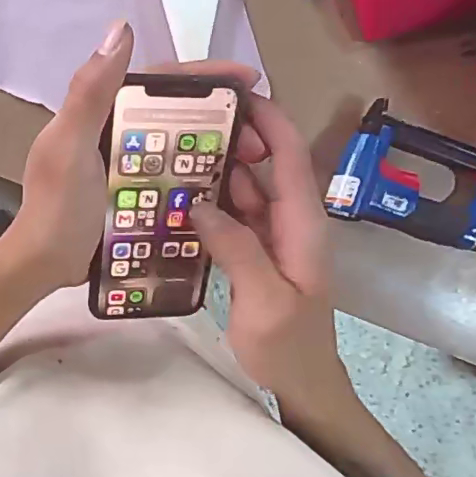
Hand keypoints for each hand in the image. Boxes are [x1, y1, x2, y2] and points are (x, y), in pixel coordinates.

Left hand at [0, 29, 273, 295]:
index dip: (204, 77)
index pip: (158, 84)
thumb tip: (121, 28)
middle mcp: (113, 134)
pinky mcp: (131, 195)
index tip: (248, 80)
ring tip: (252, 161)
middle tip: (259, 137)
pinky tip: (226, 188)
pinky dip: (199, 179)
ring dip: (215, 149)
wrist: (44, 263)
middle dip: (220, 117)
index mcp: (98, 114)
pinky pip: (173, 179)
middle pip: (175, 115)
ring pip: (178, 147)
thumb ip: (91, 91)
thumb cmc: (57, 204)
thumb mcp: (71, 144)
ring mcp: (123, 167)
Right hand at [189, 95, 359, 425]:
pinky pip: (231, 215)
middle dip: (234, 136)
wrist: (301, 384)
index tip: (233, 92)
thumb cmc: (288, 346)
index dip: (269, 120)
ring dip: (215, 167)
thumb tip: (198, 203)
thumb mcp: (264, 301)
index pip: (289, 158)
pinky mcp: (253, 252)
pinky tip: (178, 196)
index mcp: (301, 226)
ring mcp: (270, 237)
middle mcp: (288, 222)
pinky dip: (209, 200)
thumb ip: (237, 249)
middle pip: (265, 165)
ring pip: (245, 188)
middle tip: (185, 120)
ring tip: (174, 148)